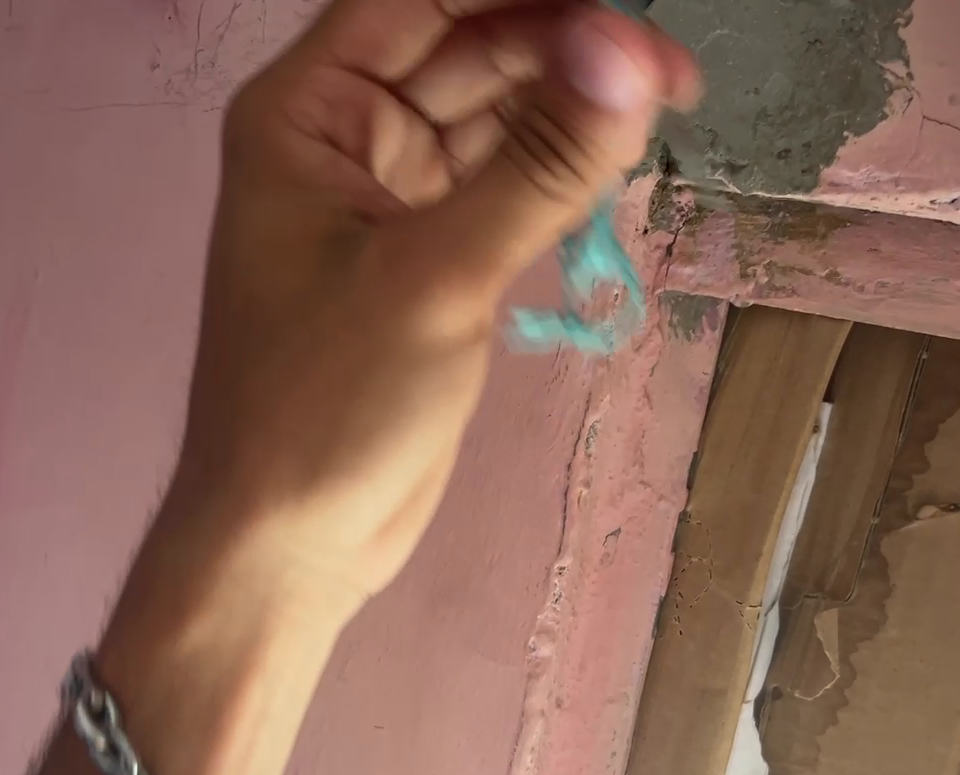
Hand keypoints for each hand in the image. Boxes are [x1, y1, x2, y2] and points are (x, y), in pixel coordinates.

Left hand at [167, 0, 699, 613]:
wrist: (290, 537)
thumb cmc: (328, 410)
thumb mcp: (434, 281)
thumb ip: (535, 167)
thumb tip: (630, 54)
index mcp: (307, 116)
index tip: (629, 8)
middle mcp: (341, 145)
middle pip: (466, 47)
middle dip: (564, 44)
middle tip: (670, 74)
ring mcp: (385, 209)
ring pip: (489, 120)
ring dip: (565, 110)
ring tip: (661, 108)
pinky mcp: (423, 266)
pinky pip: (496, 190)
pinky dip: (550, 178)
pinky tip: (608, 167)